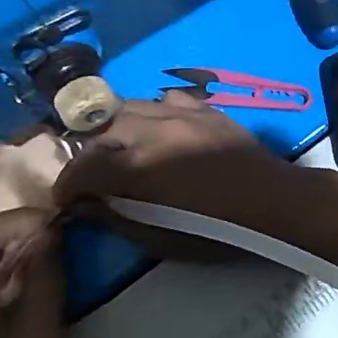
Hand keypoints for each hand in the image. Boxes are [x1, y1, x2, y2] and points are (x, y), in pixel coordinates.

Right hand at [53, 90, 294, 223]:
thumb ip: (115, 216)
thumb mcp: (158, 237)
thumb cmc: (215, 230)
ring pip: (132, 108)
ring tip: (126, 149)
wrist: (270, 201)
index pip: (82, 168)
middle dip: (92, 155)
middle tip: (99, 177)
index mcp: (137, 167)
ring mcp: (181, 114)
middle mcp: (152, 131)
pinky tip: (162, 129)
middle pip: (103, 131)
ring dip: (120, 129)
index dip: (67, 186)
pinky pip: (168, 100)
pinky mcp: (205, 109)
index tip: (68, 200)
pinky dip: (155, 112)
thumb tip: (83, 205)